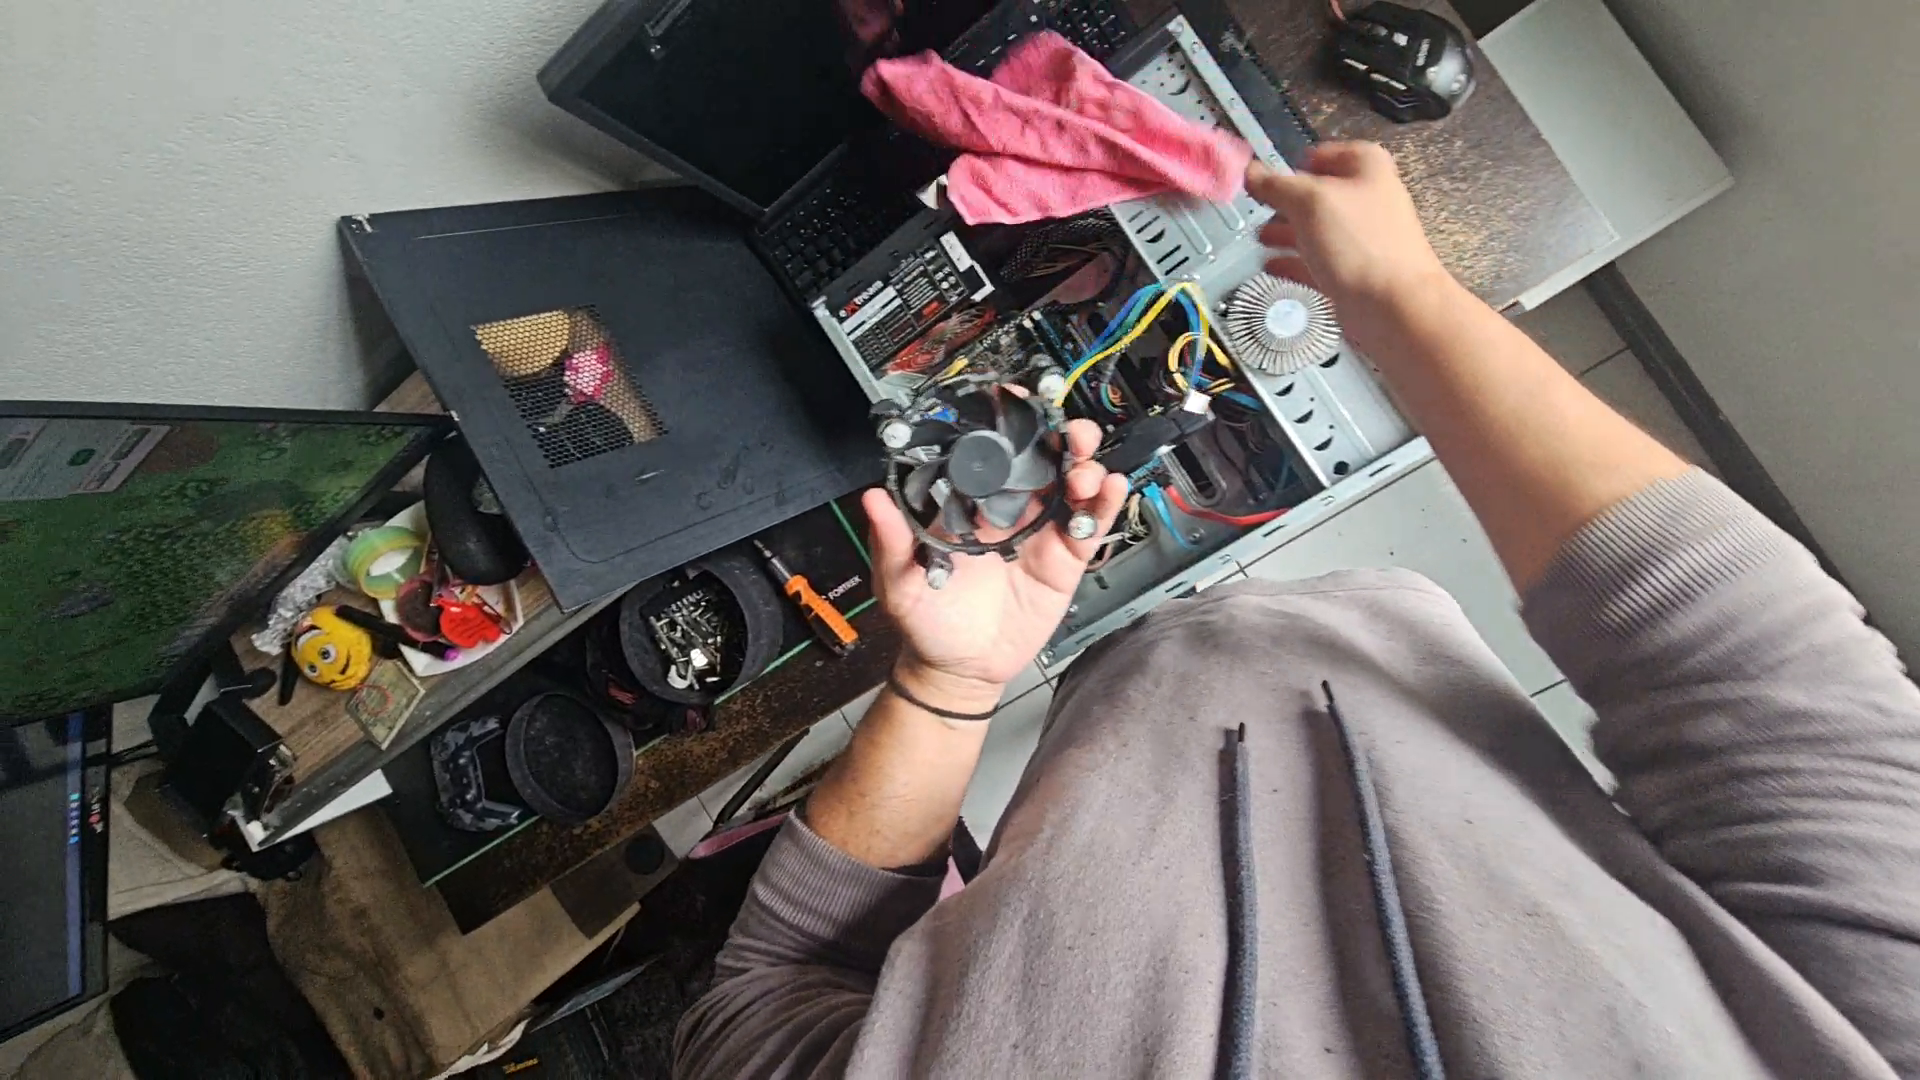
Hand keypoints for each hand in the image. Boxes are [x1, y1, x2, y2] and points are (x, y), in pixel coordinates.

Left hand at [861, 419, 1127, 711]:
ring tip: (1086, 469)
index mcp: (969, 504)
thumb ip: (890, 539)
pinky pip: (1088, 526)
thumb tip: (872, 498)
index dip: (1008, 424)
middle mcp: (1008, 510)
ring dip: (1085, 466)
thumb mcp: (899, 580)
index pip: (991, 453)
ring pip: (1071, 486)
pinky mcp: (1063, 560)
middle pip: (1042, 460)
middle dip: (1061, 437)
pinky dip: (1104, 504)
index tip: (1017, 399)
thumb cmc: (927, 620)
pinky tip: (1110, 488)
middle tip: (1069, 431)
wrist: (961, 668)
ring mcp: (1039, 532)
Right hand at [1245, 143, 1453, 350]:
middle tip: (1259, 208)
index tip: (1264, 177)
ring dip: (1285, 232)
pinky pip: (1313, 261)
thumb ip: (1277, 186)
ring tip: (1259, 238)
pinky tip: (1271, 265)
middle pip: (1317, 194)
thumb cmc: (1360, 244)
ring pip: (1314, 229)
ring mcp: (1357, 238)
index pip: (1324, 154)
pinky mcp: (1348, 272)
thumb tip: (1252, 172)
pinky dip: (1292, 262)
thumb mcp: (1310, 202)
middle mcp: (1364, 199)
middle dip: (1285, 202)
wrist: (1390, 303)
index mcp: (1365, 169)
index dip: (1293, 164)